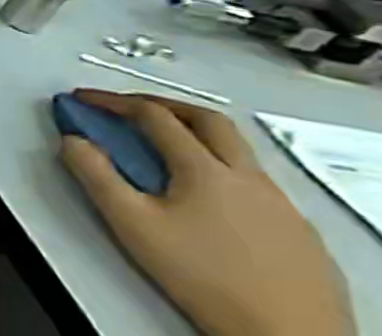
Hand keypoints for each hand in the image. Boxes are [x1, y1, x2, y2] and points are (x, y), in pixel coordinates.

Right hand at [59, 89, 352, 335]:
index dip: (113, 101)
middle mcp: (250, 178)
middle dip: (164, 104)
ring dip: (201, 137)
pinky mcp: (308, 239)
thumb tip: (73, 140)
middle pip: (206, 119)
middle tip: (134, 108)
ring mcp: (286, 208)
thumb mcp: (133, 226)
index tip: (86, 100)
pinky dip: (231, 175)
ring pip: (242, 152)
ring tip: (174, 152)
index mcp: (206, 169)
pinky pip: (264, 188)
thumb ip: (96, 176)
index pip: (153, 115)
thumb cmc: (208, 281)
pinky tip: (220, 203)